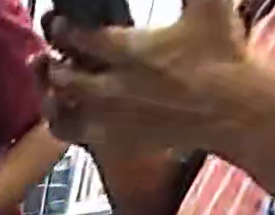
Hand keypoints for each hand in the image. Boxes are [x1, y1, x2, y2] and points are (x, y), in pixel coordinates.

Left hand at [39, 0, 250, 159]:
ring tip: (49, 83)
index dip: (64, 29)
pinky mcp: (111, 141)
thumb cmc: (221, 53)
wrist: (227, 107)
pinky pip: (72, 134)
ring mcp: (109, 119)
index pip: (83, 39)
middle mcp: (113, 89)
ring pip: (62, 110)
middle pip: (65, 77)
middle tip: (46, 56)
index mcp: (132, 52)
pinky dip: (61, 121)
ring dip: (50, 95)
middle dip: (52, 64)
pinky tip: (62, 109)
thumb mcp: (210, 3)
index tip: (57, 24)